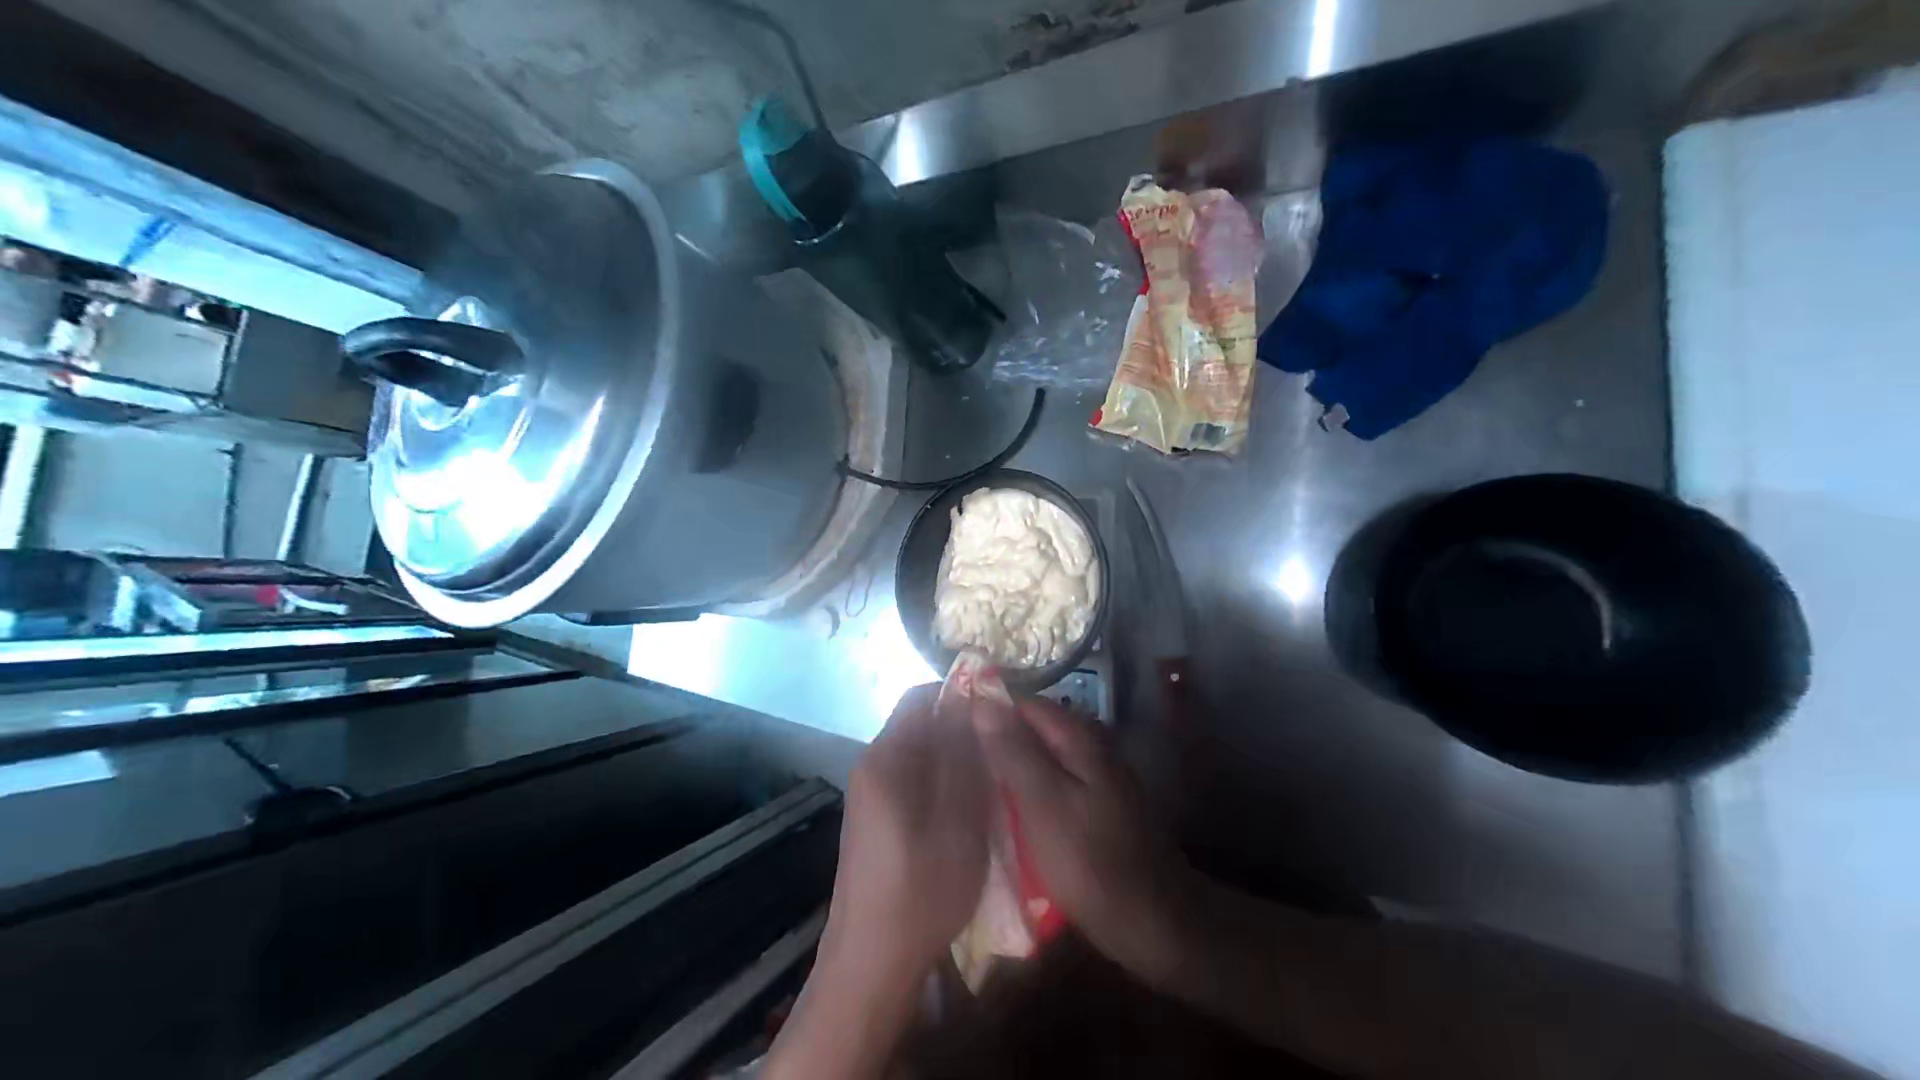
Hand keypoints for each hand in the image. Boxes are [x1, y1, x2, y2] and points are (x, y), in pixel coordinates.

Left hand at [825, 684, 989, 976]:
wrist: (872, 961)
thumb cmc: (922, 888)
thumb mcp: (957, 818)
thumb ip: (962, 754)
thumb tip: (968, 696)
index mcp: (885, 757)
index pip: (920, 696)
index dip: (960, 695)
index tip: (999, 712)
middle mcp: (870, 765)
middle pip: (919, 725)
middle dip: (961, 731)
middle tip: (1001, 753)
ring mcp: (869, 794)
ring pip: (919, 754)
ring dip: (954, 760)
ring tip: (991, 783)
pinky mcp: (874, 819)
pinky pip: (911, 781)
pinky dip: (940, 784)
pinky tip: (965, 813)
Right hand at [969, 694, 1197, 985]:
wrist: (1153, 923)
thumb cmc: (1091, 862)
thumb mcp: (1043, 803)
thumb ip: (1014, 750)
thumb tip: (983, 700)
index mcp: (1079, 736)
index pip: (1023, 703)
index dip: (987, 711)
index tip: (950, 733)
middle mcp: (1091, 746)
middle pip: (1034, 728)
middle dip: (997, 740)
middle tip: (956, 765)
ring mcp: (1096, 777)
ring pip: (1041, 757)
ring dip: (1010, 768)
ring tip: (972, 787)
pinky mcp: (1095, 806)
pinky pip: (1052, 783)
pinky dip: (1028, 790)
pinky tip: (1006, 811)